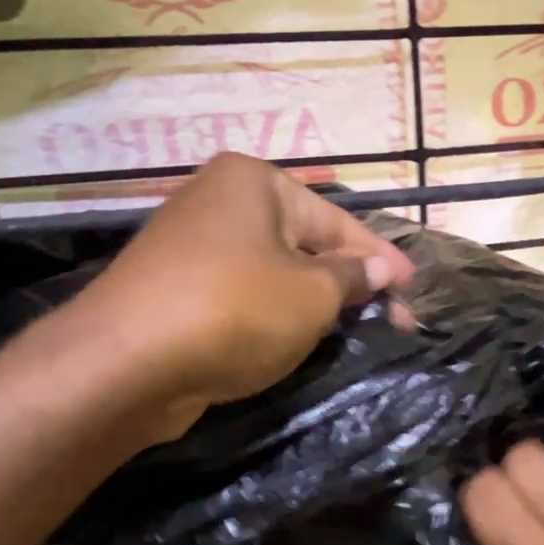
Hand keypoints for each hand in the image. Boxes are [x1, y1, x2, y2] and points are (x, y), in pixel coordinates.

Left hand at [73, 152, 416, 410]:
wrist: (129, 362)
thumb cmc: (235, 311)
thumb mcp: (312, 294)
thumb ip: (352, 278)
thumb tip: (380, 270)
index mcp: (254, 182)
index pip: (336, 221)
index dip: (381, 258)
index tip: (414, 288)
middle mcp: (219, 202)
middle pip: (303, 244)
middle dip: (348, 283)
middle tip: (390, 319)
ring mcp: (192, 248)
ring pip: (273, 274)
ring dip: (312, 303)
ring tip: (350, 332)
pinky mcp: (176, 292)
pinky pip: (242, 299)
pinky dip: (273, 318)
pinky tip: (296, 342)